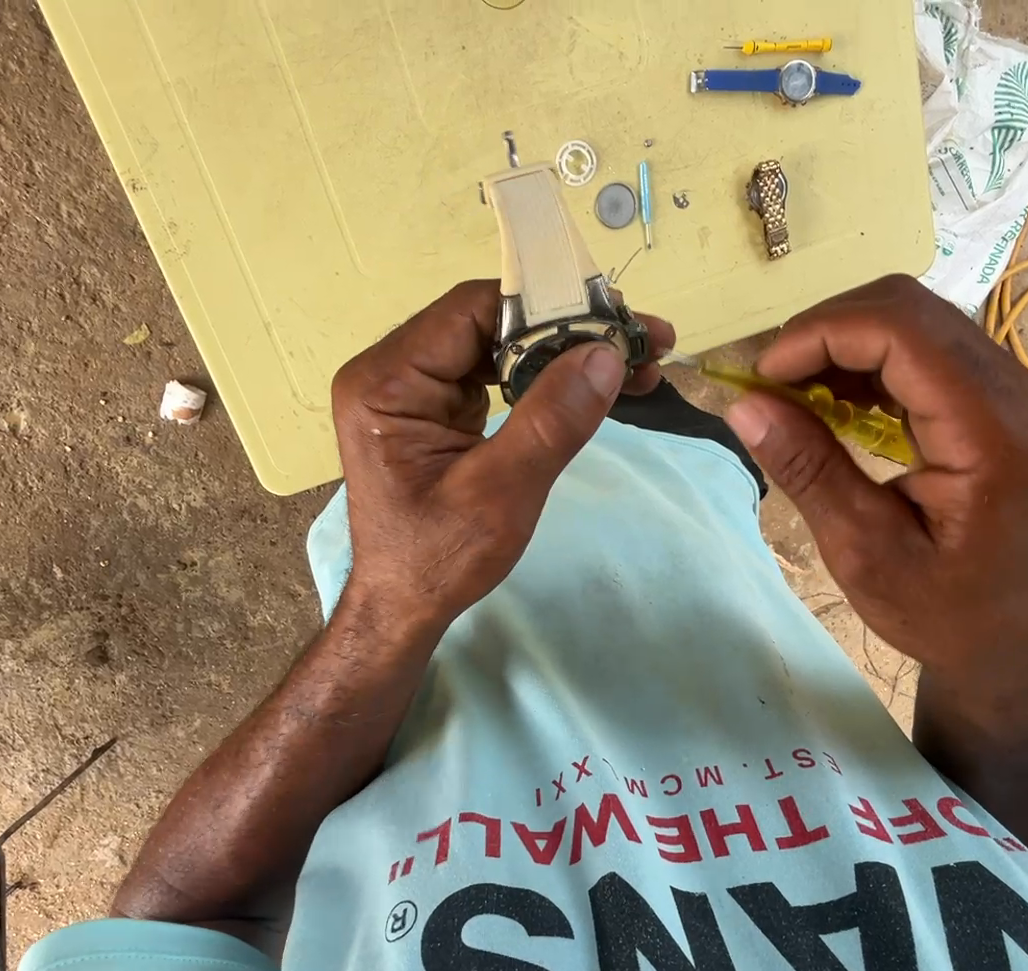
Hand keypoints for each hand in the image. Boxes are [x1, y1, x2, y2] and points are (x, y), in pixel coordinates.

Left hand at [331, 280, 672, 630]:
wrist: (404, 607)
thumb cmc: (439, 559)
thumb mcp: (499, 494)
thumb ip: (550, 422)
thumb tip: (608, 354)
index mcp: (387, 383)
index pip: (471, 311)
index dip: (547, 307)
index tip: (617, 319)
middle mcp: (392, 372)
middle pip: (489, 324)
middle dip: (568, 329)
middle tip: (641, 341)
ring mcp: (414, 389)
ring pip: (499, 347)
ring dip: (565, 353)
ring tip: (634, 363)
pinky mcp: (436, 409)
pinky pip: (496, 375)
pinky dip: (546, 379)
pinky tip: (595, 385)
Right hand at [723, 275, 1027, 712]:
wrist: (1011, 648)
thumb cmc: (943, 613)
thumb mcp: (864, 550)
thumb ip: (808, 469)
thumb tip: (742, 406)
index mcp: (990, 430)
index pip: (900, 330)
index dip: (818, 335)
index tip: (759, 377)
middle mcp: (1012, 392)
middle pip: (909, 308)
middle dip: (824, 330)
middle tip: (768, 382)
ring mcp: (1009, 395)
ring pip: (916, 323)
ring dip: (843, 345)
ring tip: (791, 394)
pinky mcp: (995, 406)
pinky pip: (926, 354)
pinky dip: (868, 365)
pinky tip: (832, 405)